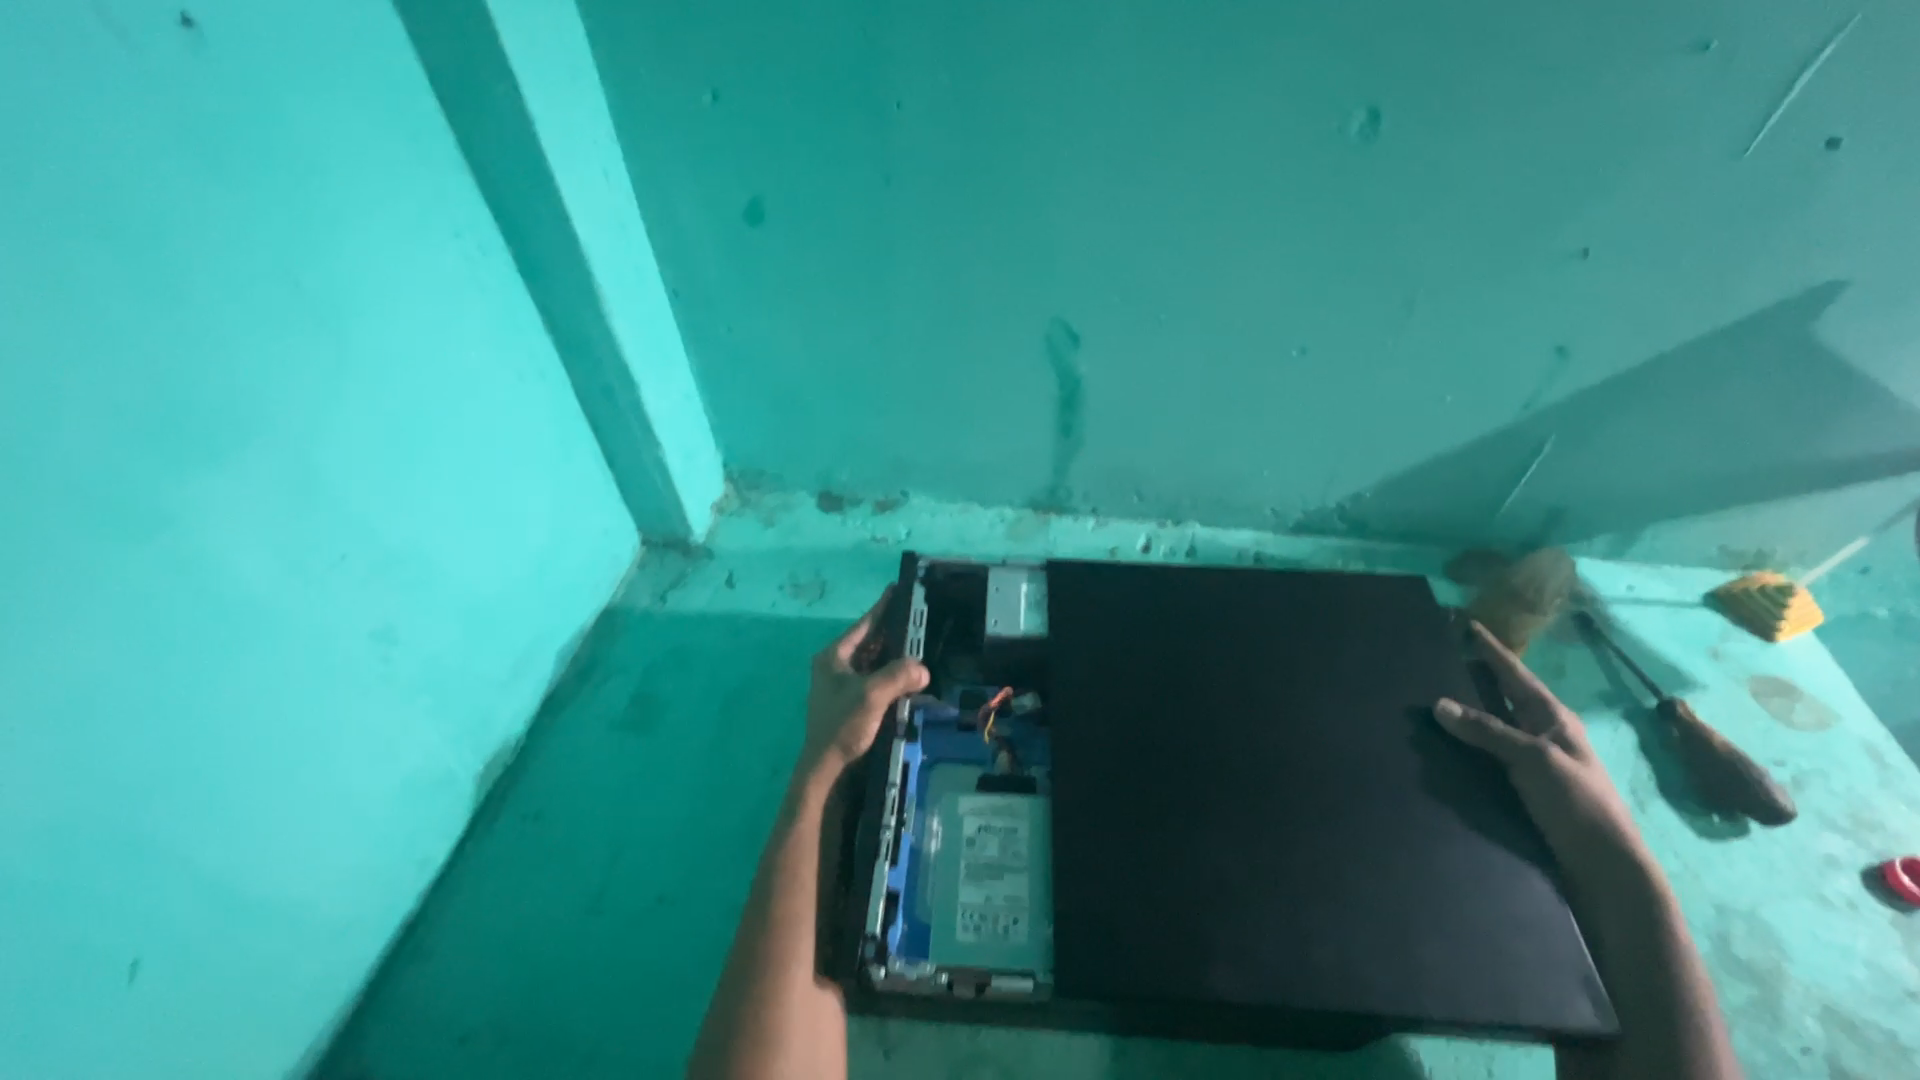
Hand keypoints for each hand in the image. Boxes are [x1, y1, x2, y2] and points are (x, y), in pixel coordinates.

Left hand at [801, 586, 928, 777]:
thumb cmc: (842, 725)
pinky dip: (893, 680)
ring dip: (896, 660)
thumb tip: (922, 668)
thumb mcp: (872, 695)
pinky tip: (912, 683)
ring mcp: (842, 686)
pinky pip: (877, 683)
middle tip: (919, 621)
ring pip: (875, 664)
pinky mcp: (851, 704)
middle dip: (894, 635)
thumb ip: (898, 675)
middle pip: (870, 643)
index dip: (883, 607)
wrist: (825, 768)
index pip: (864, 625)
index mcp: (834, 657)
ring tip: (921, 649)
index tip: (898, 589)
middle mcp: (836, 667)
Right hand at [1435, 621, 1646, 880]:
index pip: (1516, 674)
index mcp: (1553, 719)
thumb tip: (1438, 703)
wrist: (1604, 864)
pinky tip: (1447, 745)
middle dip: (1478, 675)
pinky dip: (1469, 742)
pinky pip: (1490, 753)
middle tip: (1444, 656)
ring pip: (1497, 724)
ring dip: (1471, 710)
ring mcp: (1536, 760)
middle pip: (1506, 696)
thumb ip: (1487, 731)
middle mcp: (1545, 733)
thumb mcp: (1533, 760)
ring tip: (1435, 695)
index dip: (1493, 650)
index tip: (1470, 625)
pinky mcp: (1526, 785)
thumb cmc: (1577, 802)